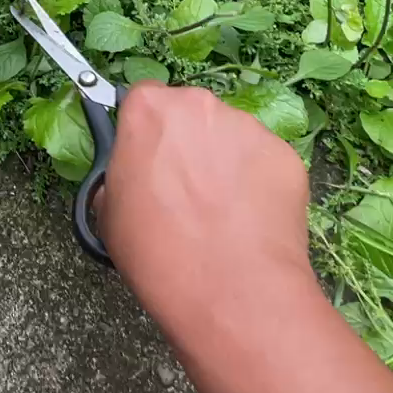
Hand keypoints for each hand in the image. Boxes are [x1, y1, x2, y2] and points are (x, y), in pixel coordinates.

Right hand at [101, 84, 314, 326]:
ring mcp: (247, 127)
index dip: (145, 131)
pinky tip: (250, 221)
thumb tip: (135, 177)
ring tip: (223, 211)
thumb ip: (119, 173)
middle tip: (185, 189)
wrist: (232, 293)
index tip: (149, 158)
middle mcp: (198, 104)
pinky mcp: (285, 155)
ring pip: (229, 136)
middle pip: (189, 112)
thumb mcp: (108, 208)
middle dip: (187, 142)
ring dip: (223, 161)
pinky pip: (263, 161)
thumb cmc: (156, 250)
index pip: (143, 99)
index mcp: (148, 107)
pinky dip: (257, 183)